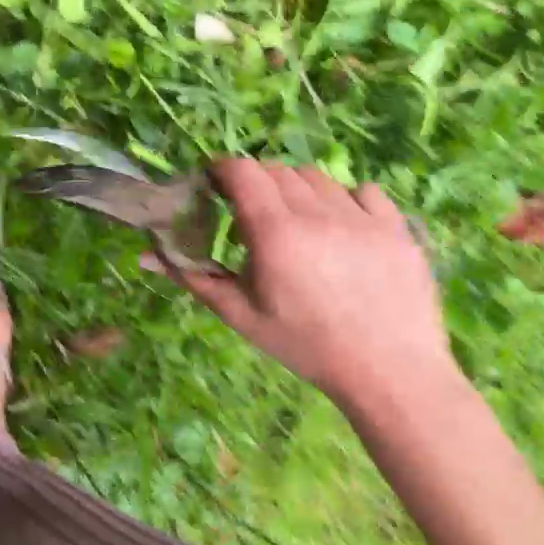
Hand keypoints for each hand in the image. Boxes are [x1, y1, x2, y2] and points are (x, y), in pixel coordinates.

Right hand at [174, 157, 455, 405]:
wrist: (391, 374)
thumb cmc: (304, 344)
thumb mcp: (238, 312)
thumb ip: (191, 276)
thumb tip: (144, 255)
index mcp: (274, 232)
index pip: (242, 171)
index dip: (222, 170)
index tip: (213, 187)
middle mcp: (318, 215)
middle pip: (277, 170)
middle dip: (255, 181)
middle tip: (247, 210)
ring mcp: (364, 220)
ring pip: (318, 178)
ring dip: (295, 188)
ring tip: (293, 218)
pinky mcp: (399, 231)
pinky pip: (366, 192)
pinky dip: (345, 198)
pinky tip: (339, 224)